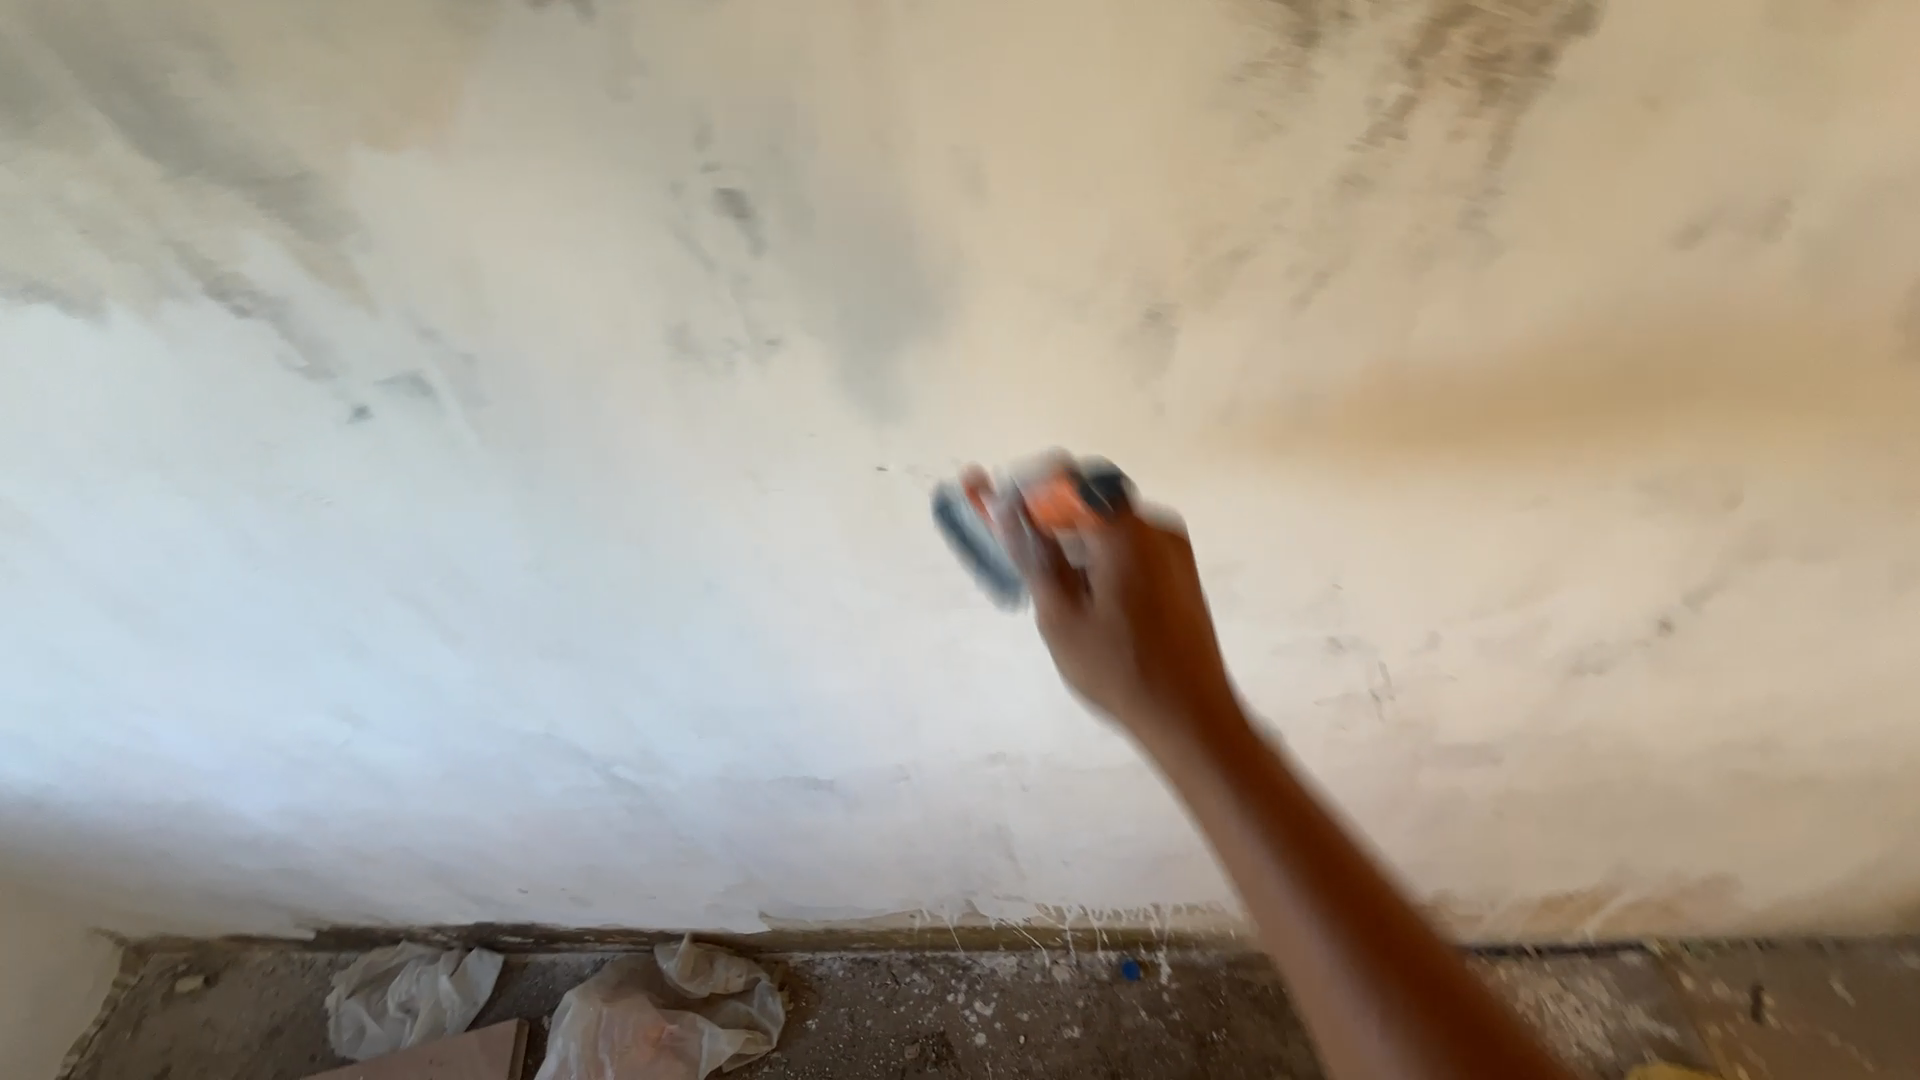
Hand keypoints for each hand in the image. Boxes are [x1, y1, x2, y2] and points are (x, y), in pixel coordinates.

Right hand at [998, 501, 1240, 739]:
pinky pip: (1128, 549)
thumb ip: (1031, 551)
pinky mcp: (1179, 572)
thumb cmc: (1116, 668)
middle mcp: (1154, 526)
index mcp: (1123, 530)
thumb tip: (1004, 504)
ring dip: (1073, 547)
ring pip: (1106, 528)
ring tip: (1059, 600)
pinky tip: (1090, 606)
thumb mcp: (1059, 612)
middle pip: (1087, 502)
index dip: (1026, 491)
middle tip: (1021, 563)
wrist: (1189, 715)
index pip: (1064, 478)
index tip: (997, 513)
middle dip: (1047, 523)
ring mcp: (1172, 549)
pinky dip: (1099, 563)